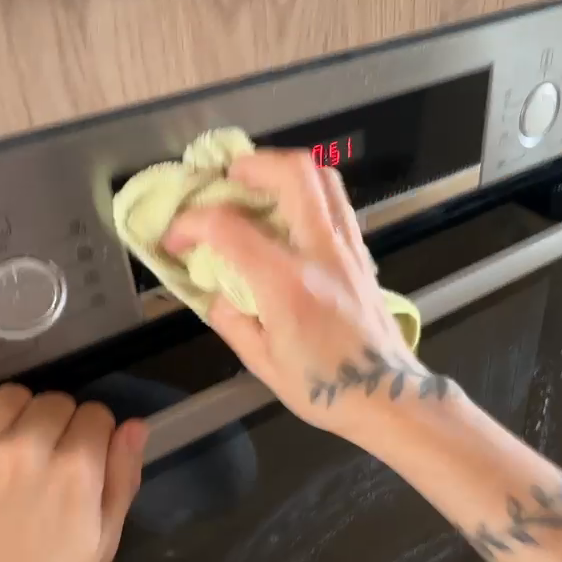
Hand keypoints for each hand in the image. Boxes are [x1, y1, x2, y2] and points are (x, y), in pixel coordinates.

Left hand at [0, 386, 146, 561]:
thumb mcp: (98, 552)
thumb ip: (121, 483)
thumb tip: (134, 427)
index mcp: (76, 471)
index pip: (97, 414)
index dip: (95, 439)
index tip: (83, 466)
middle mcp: (27, 447)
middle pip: (57, 401)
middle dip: (60, 427)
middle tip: (45, 469)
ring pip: (11, 397)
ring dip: (19, 418)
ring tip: (8, 457)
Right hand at [163, 150, 449, 440]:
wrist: (387, 396)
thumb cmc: (324, 389)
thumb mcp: (262, 363)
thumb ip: (231, 320)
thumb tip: (214, 292)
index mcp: (288, 283)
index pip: (229, 227)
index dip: (191, 223)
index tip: (175, 237)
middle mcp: (322, 253)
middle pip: (292, 174)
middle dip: (251, 165)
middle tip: (226, 180)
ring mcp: (349, 249)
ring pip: (323, 178)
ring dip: (285, 170)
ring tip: (259, 188)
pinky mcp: (362, 255)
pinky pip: (337, 203)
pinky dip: (309, 193)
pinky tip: (290, 216)